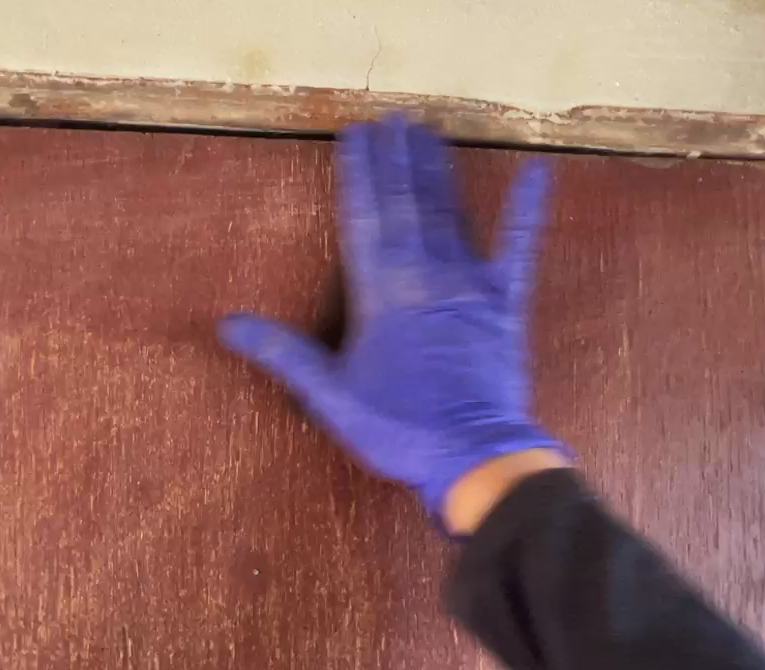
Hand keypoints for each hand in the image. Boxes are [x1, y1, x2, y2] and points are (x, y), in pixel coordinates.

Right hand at [218, 113, 568, 524]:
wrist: (470, 454)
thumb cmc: (396, 428)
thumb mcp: (330, 395)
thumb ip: (284, 354)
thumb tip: (226, 325)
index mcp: (381, 294)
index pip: (364, 219)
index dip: (358, 175)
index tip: (354, 134)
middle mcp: (426, 275)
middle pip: (406, 206)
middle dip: (396, 161)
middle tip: (392, 119)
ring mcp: (470, 285)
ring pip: (450, 215)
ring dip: (437, 173)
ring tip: (427, 133)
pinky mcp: (505, 304)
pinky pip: (518, 250)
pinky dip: (527, 211)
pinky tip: (538, 171)